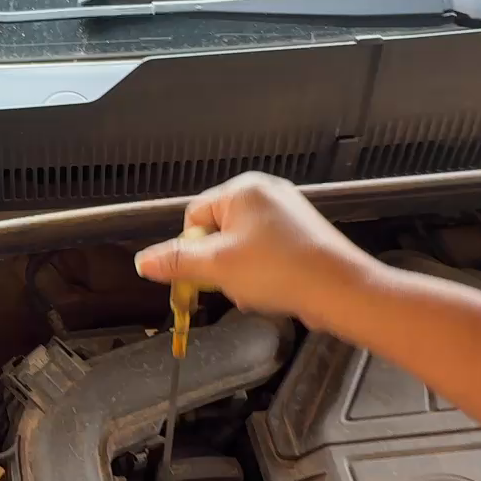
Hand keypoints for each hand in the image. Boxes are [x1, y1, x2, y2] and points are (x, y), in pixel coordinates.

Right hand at [134, 173, 384, 330]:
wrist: (339, 291)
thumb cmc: (279, 271)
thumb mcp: (216, 267)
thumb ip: (175, 262)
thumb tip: (141, 262)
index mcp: (242, 190)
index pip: (193, 217)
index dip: (191, 250)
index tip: (201, 273)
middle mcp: (265, 192)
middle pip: (215, 232)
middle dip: (216, 264)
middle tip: (229, 283)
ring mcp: (286, 212)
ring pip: (238, 246)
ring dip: (237, 272)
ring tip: (255, 288)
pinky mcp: (300, 233)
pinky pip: (263, 251)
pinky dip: (260, 272)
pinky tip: (271, 288)